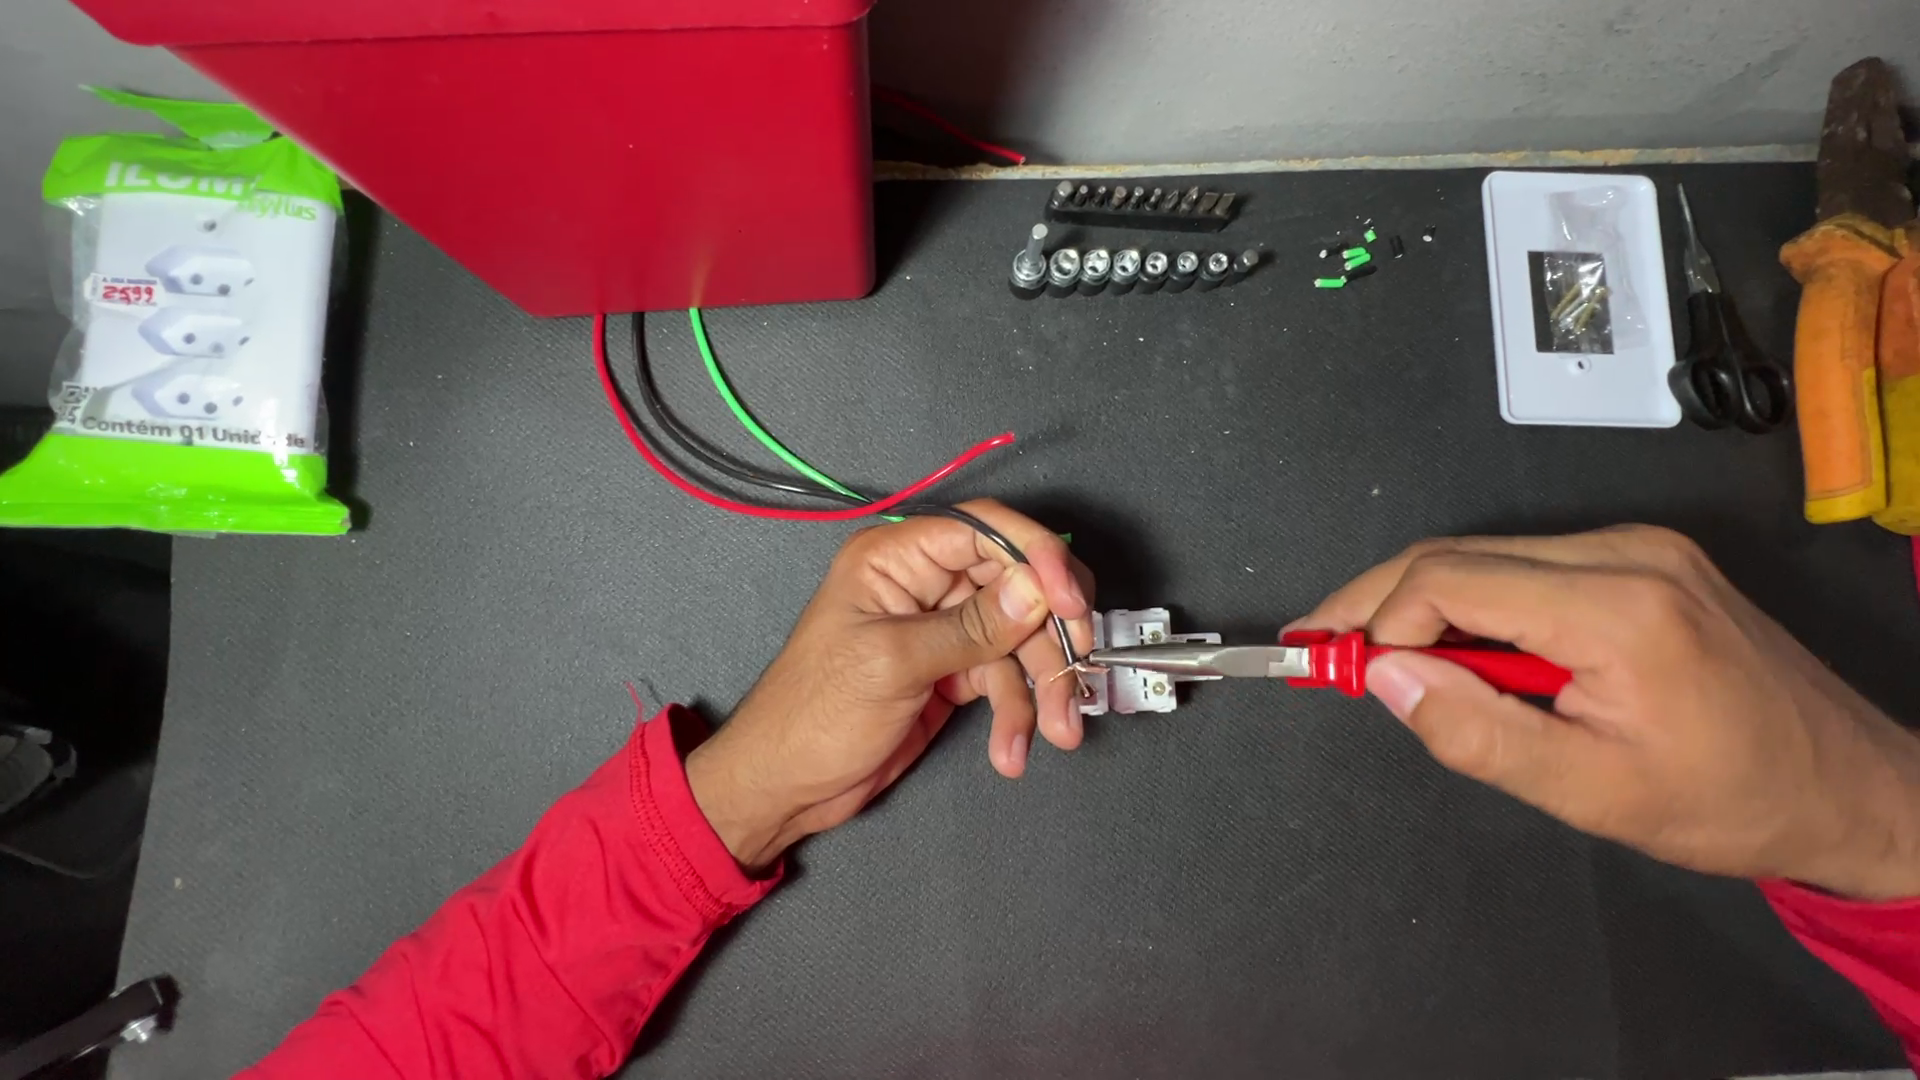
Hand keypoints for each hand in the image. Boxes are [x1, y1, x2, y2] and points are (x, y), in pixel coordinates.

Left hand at [685, 500, 1093, 870]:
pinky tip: (1011, 752)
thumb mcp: (894, 665)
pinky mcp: (954, 671)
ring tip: (1054, 734)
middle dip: (1048, 635)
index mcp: (897, 558)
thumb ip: (970, 628)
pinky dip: (1016, 714)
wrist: (786, 786)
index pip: (984, 531)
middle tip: (1076, 674)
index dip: (1036, 557)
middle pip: (1013, 585)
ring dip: (1040, 687)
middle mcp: (925, 583)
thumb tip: (1038, 591)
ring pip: (1017, 639)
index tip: (1072, 603)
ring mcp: (943, 629)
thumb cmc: (818, 713)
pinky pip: (1003, 679)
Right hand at [1296, 525, 1919, 900]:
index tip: (1349, 673)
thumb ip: (1474, 732)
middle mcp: (1621, 553)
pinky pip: (1509, 565)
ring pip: (1471, 556)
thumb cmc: (1730, 800)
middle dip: (1371, 602)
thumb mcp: (1590, 792)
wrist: (1856, 788)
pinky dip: (1457, 603)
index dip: (1380, 623)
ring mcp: (1627, 547)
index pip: (1447, 580)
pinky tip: (1444, 645)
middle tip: (1318, 644)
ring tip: (1375, 656)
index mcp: (1618, 608)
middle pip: (1448, 556)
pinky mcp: (1628, 557)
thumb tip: (1382, 675)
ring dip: (1409, 604)